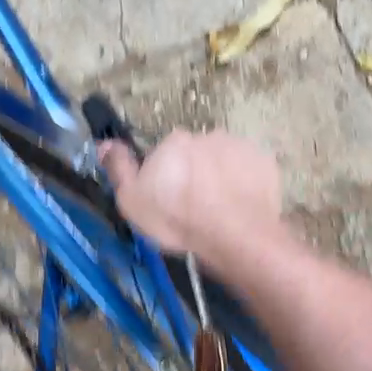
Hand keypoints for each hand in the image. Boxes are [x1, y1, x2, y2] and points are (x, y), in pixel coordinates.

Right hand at [98, 130, 284, 257]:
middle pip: (196, 154)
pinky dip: (245, 184)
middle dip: (194, 174)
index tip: (169, 199)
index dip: (165, 176)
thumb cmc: (178, 220)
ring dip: (221, 177)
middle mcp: (208, 135)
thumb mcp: (132, 201)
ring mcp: (240, 146)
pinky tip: (240, 206)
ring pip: (224, 161)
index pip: (166, 153)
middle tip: (195, 207)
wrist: (236, 235)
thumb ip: (119, 168)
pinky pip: (249, 170)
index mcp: (175, 141)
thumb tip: (106, 143)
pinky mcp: (265, 162)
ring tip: (220, 210)